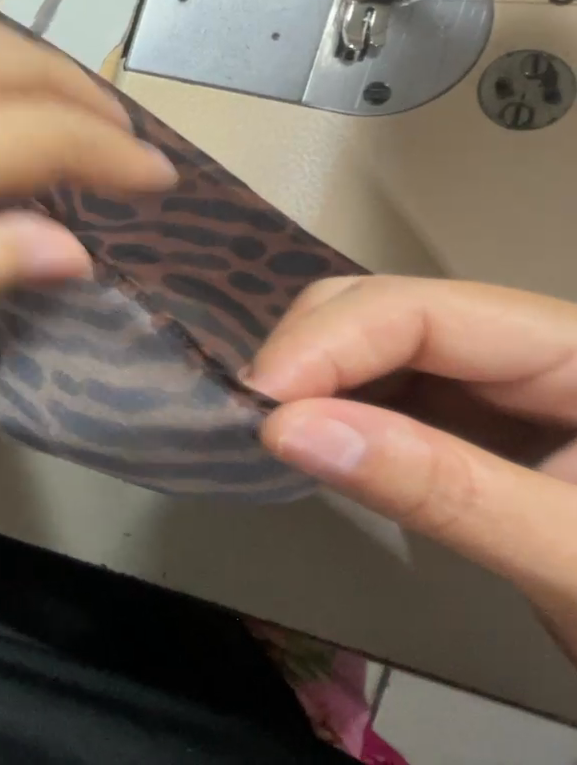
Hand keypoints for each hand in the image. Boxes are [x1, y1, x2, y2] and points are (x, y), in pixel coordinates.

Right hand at [246, 276, 576, 656]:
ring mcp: (508, 385)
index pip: (426, 311)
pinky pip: (377, 390)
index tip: (259, 402)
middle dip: (309, 353)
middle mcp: (543, 349)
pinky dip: (326, 408)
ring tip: (273, 429)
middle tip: (256, 416)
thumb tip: (283, 429)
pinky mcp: (476, 421)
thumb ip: (447, 491)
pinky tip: (312, 440)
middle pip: (388, 310)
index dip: (328, 342)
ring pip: (370, 346)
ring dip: (309, 381)